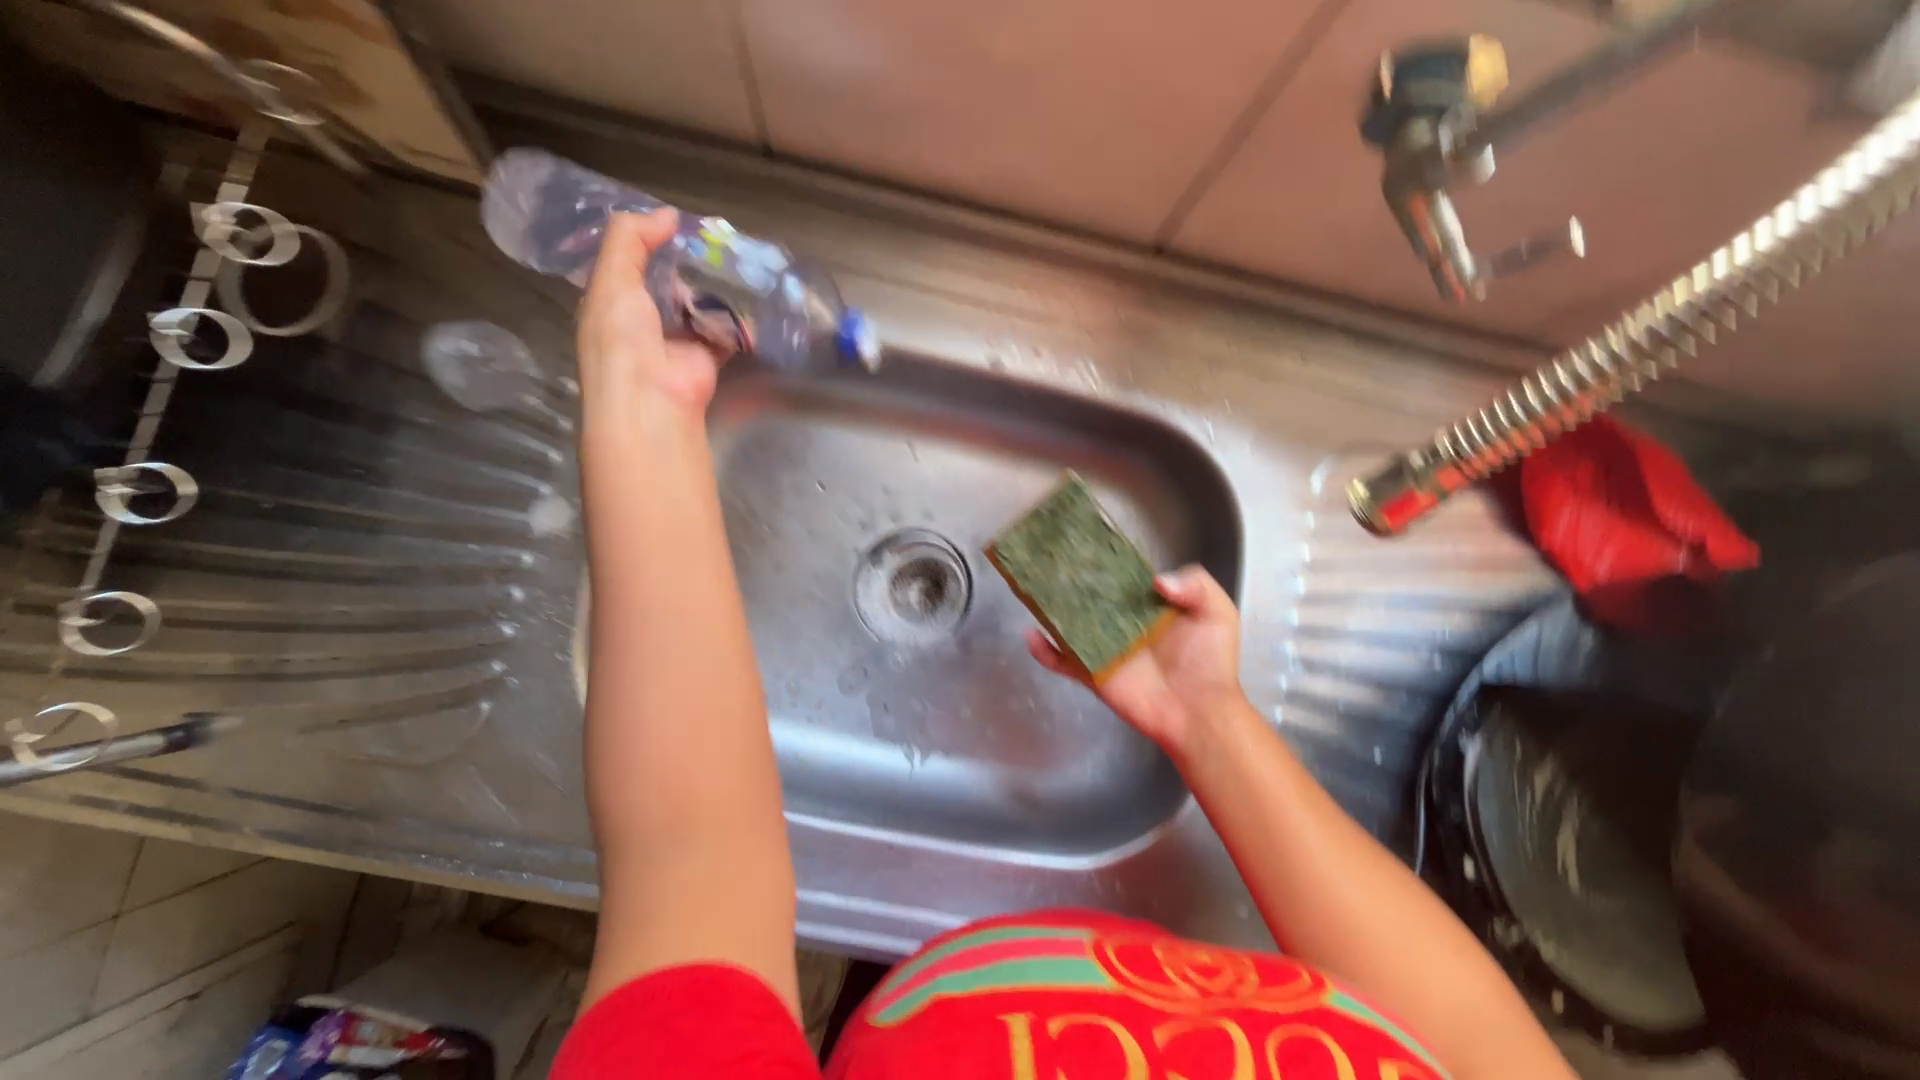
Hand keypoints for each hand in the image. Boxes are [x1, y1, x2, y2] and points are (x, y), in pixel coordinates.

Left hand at [577, 209, 725, 423]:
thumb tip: (669, 214)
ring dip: (712, 290)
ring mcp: (674, 343)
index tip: (672, 222)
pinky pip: (723, 333)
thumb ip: (632, 238)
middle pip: (665, 284)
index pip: (627, 265)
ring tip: (733, 264)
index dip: (646, 242)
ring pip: (696, 306)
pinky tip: (746, 305)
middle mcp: (641, 323)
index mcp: (610, 304)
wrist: (651, 398)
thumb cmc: (622, 337)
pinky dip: (736, 323)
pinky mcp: (705, 359)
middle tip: (712, 241)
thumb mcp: (613, 277)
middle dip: (686, 264)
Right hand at [1025, 565, 1246, 754]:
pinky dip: (1044, 651)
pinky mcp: (1093, 674)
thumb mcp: (1217, 612)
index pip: (1122, 580)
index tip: (1086, 546)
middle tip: (1050, 562)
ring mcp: (1105, 649)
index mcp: (1149, 608)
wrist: (1200, 710)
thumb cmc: (1211, 662)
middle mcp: (1122, 625)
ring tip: (1031, 588)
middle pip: (1090, 599)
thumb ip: (1195, 584)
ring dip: (1051, 610)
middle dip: (1071, 582)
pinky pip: (1063, 661)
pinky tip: (1031, 636)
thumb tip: (1156, 581)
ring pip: (1071, 625)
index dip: (1106, 564)